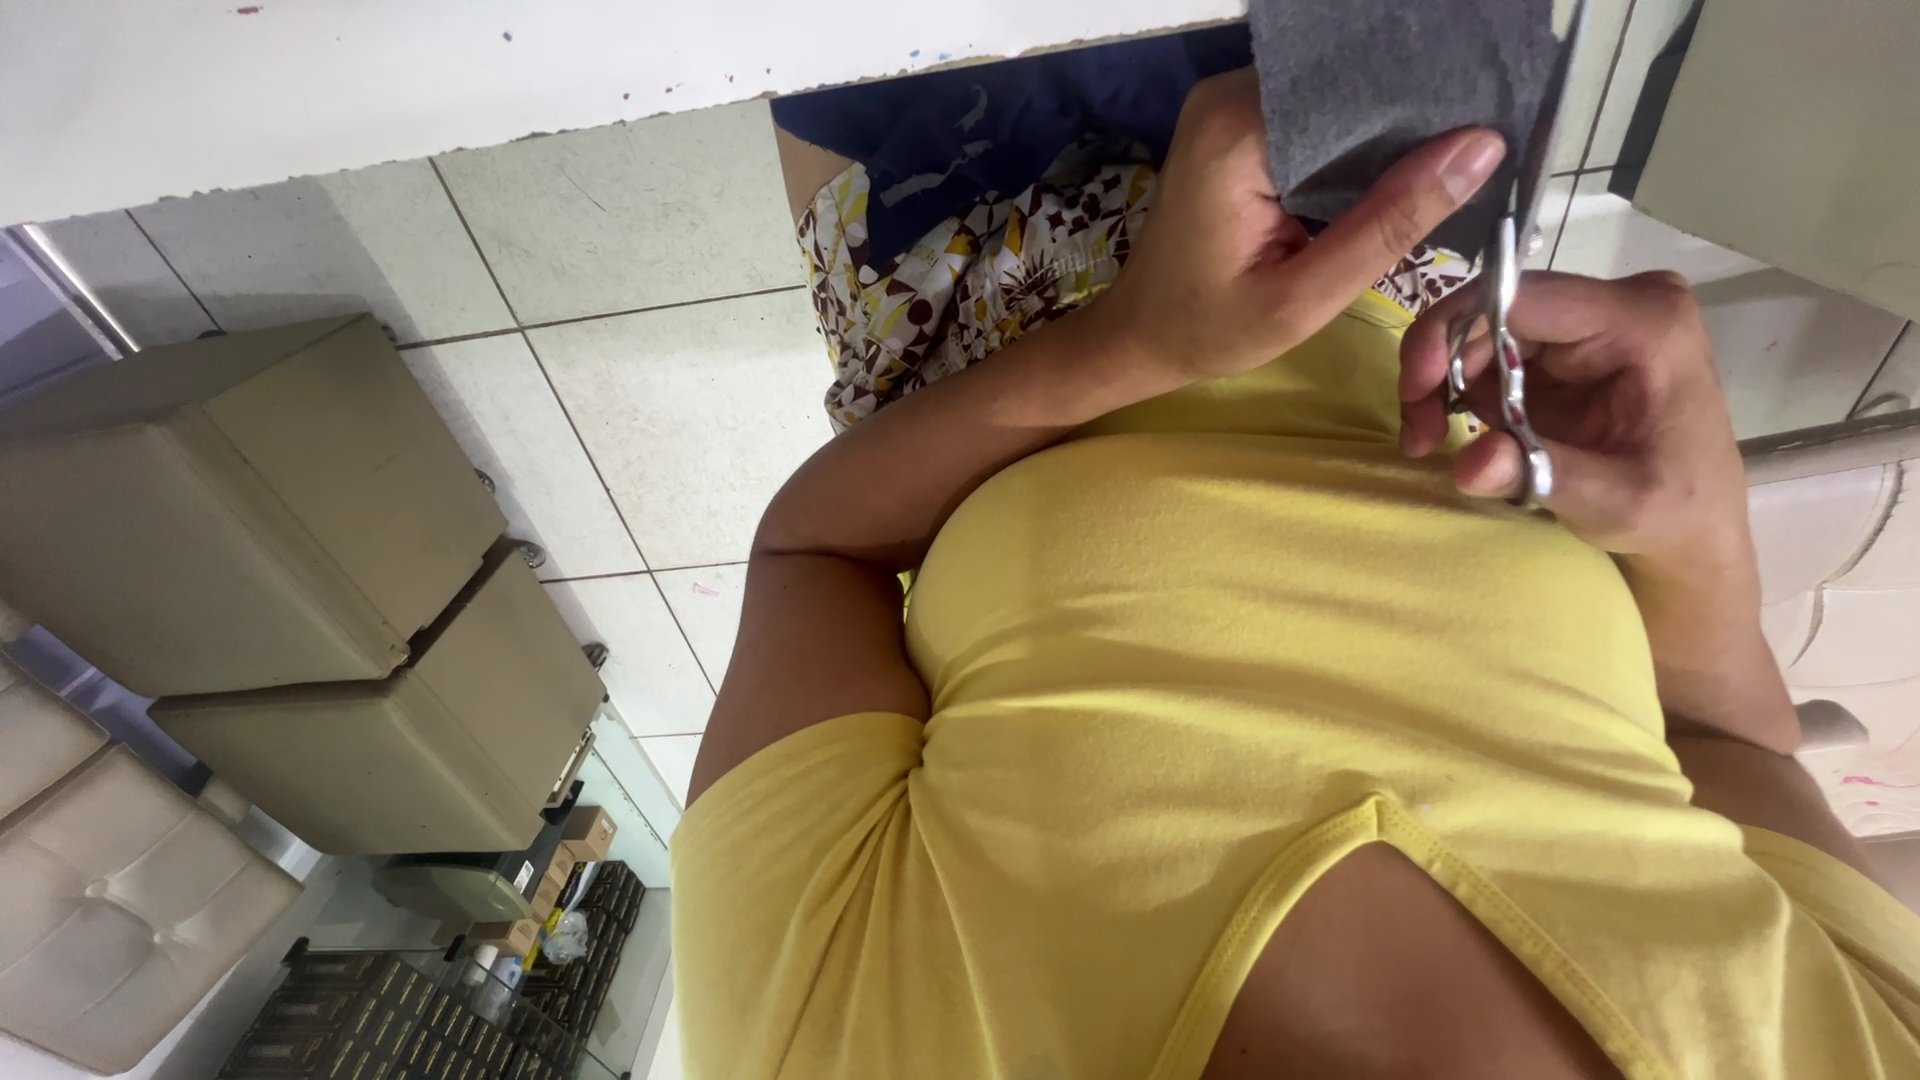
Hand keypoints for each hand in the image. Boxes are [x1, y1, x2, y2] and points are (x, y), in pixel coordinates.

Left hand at [1095, 68, 1505, 383]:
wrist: (1137, 338)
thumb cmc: (1205, 331)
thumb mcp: (1301, 298)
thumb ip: (1386, 226)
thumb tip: (1482, 145)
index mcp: (1238, 131)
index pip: (1362, 83)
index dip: (1432, 104)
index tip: (1492, 128)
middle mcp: (1228, 96)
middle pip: (1349, 83)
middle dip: (1412, 118)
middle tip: (1473, 155)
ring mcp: (1225, 106)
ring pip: (1335, 98)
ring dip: (1383, 133)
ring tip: (1437, 166)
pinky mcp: (1230, 126)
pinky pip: (1311, 117)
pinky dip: (1348, 145)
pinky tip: (1381, 176)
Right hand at [1400, 271, 1793, 750]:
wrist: (1686, 538)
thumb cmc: (1671, 519)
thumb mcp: (1614, 503)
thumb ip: (1541, 474)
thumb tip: (1467, 463)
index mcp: (1642, 324)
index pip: (1519, 297)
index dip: (1451, 333)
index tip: (1416, 391)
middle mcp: (1614, 309)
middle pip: (1487, 311)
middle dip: (1436, 368)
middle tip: (1417, 434)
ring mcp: (1584, 329)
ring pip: (1474, 332)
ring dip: (1436, 385)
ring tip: (1426, 441)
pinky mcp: (1557, 354)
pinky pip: (1481, 355)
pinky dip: (1450, 393)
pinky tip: (1446, 432)